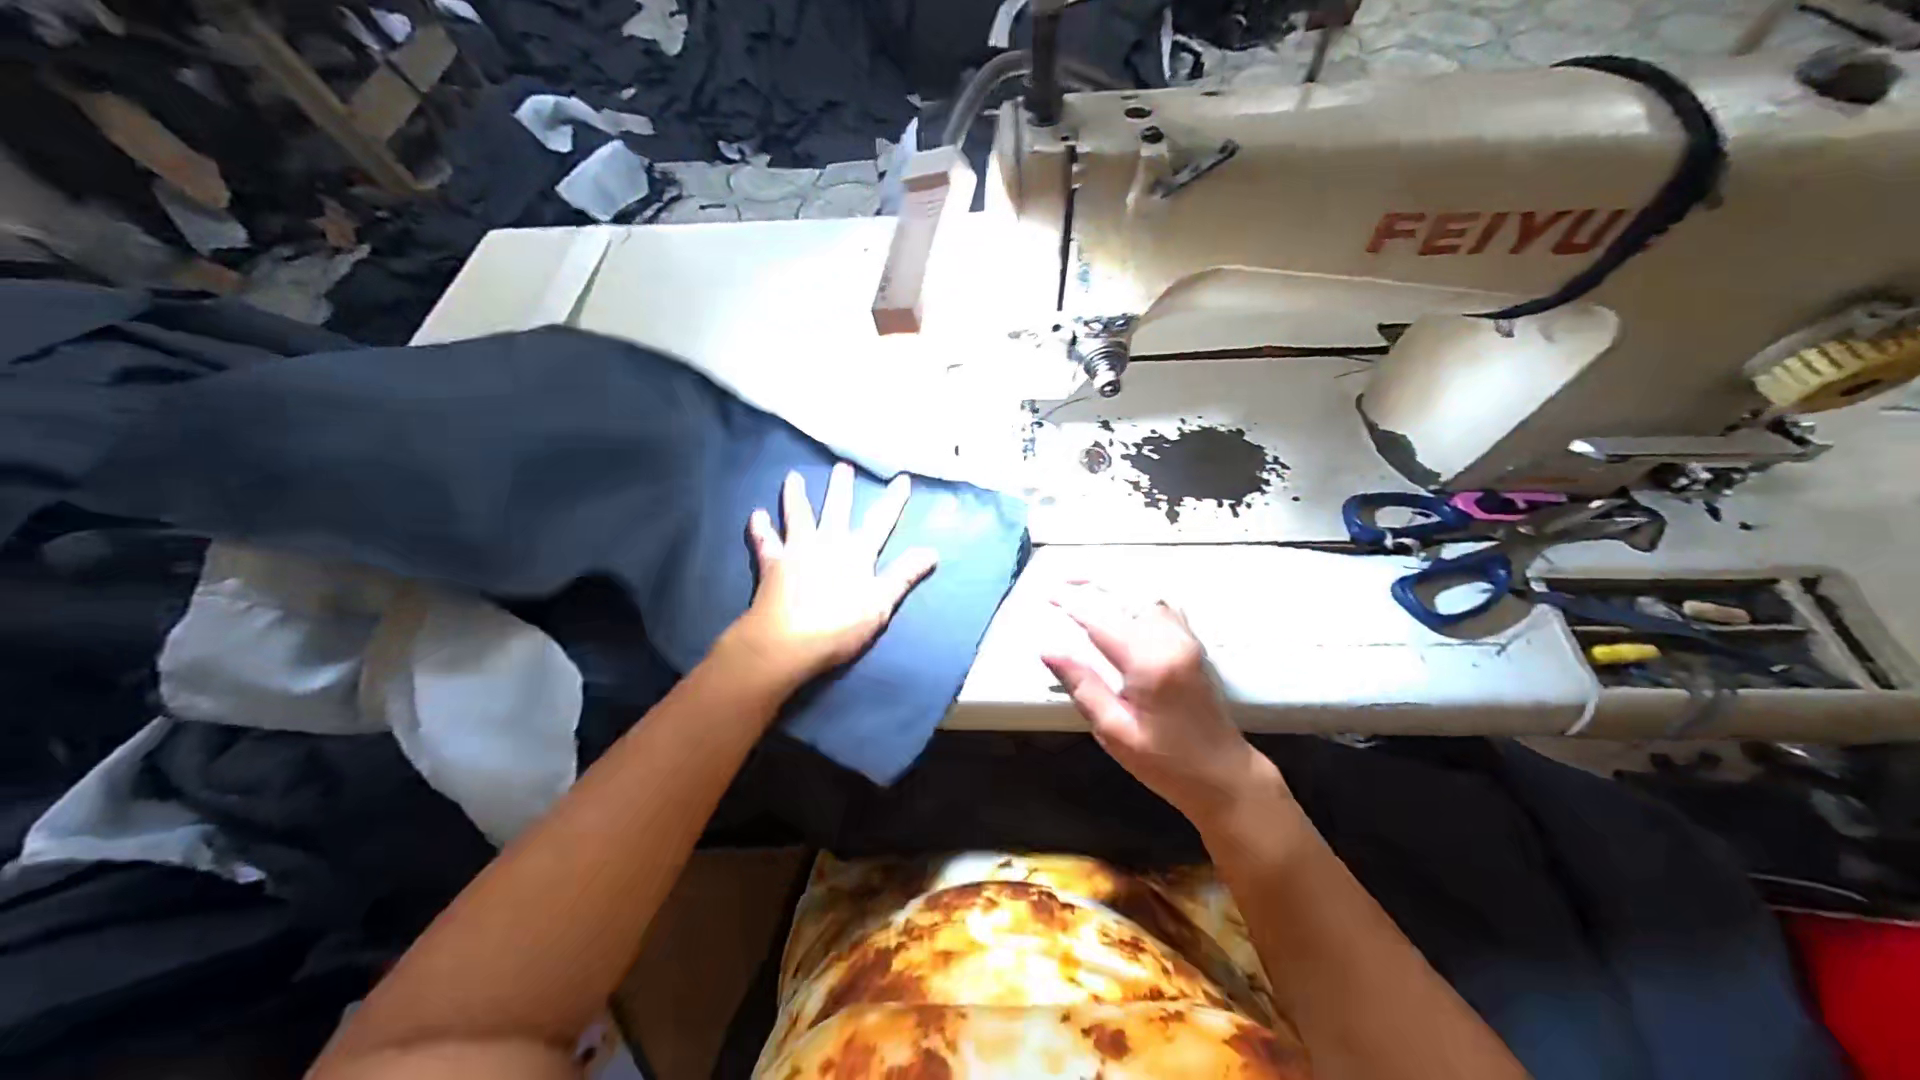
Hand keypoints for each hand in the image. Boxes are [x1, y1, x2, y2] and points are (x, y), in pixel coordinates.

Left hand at [718, 463, 937, 690]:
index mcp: (857, 552)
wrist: (787, 641)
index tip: (901, 478)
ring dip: (796, 496)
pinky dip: (760, 528)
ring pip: (797, 516)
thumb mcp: (881, 603)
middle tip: (842, 466)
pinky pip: (765, 541)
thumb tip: (932, 551)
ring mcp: (796, 550)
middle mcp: (827, 542)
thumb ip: (904, 575)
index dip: (893, 500)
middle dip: (841, 488)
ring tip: (793, 477)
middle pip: (836, 509)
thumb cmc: (840, 626)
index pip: (880, 521)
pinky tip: (756, 515)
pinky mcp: (772, 564)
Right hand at [1042, 582, 1288, 832]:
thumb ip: (1083, 687)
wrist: (1224, 775)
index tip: (1049, 595)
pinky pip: (1163, 607)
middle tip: (1063, 583)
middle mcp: (1171, 641)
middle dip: (1093, 584)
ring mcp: (1186, 640)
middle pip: (1127, 595)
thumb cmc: (1167, 763)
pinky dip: (1137, 597)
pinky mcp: (1192, 646)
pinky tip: (1121, 603)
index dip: (1072, 604)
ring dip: (1116, 588)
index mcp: (1150, 662)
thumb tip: (1050, 653)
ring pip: (1147, 596)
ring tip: (1085, 588)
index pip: (1102, 620)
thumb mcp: (1115, 732)